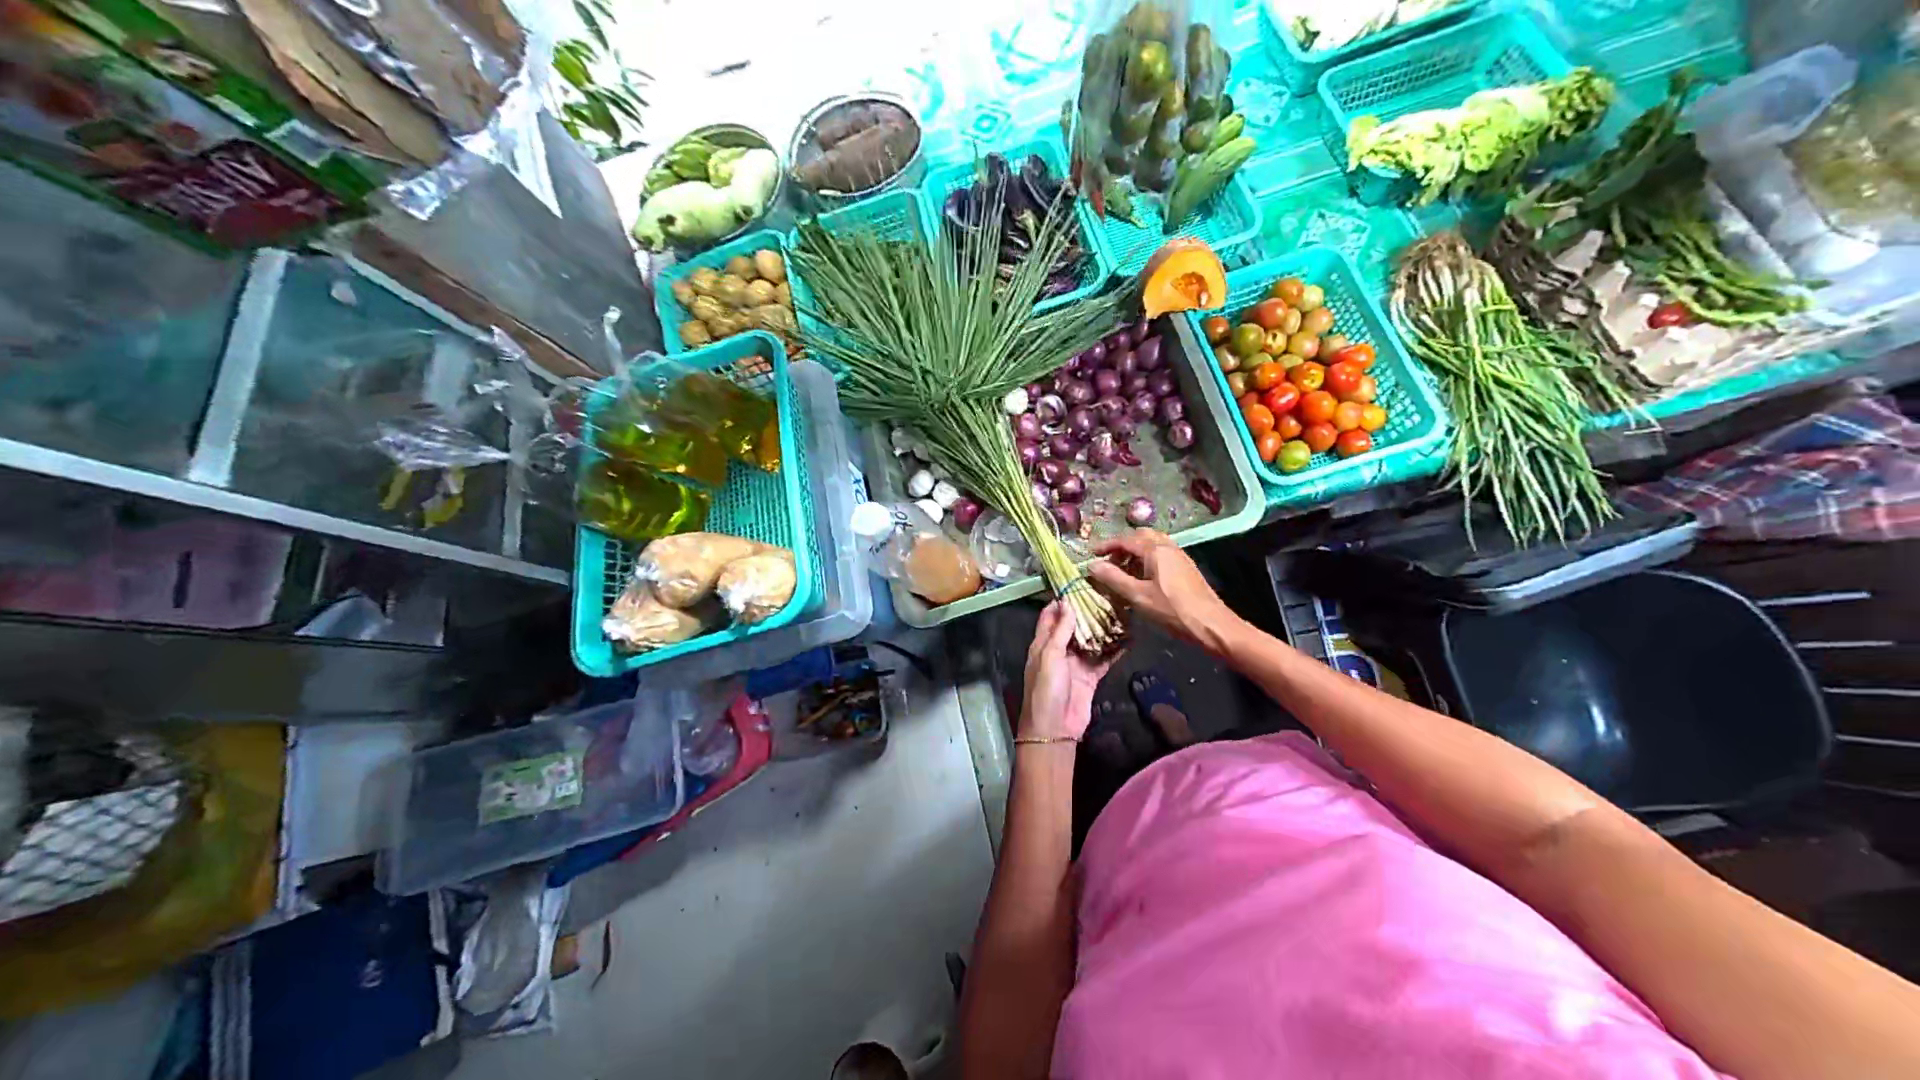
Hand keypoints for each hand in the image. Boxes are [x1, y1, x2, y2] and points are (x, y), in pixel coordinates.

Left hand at [1020, 600, 1118, 741]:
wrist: (1056, 728)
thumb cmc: (1046, 689)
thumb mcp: (1049, 656)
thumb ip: (1060, 631)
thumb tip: (1068, 603)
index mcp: (1042, 644)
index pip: (1050, 616)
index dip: (1061, 600)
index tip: (1078, 584)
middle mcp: (1059, 650)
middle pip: (1073, 625)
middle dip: (1087, 611)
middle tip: (1106, 593)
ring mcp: (1076, 663)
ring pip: (1091, 640)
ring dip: (1103, 627)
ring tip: (1120, 609)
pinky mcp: (1090, 676)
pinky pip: (1104, 658)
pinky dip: (1114, 648)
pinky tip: (1128, 636)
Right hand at [1089, 529, 1239, 653]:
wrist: (1212, 624)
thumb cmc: (1173, 610)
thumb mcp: (1138, 596)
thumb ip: (1113, 578)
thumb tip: (1092, 565)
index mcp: (1155, 550)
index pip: (1126, 540)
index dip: (1107, 546)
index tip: (1092, 554)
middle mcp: (1168, 547)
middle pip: (1141, 536)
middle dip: (1122, 546)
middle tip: (1109, 561)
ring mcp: (1180, 556)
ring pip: (1153, 544)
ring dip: (1135, 552)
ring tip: (1123, 570)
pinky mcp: (1186, 568)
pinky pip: (1162, 554)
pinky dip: (1147, 559)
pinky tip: (1142, 578)